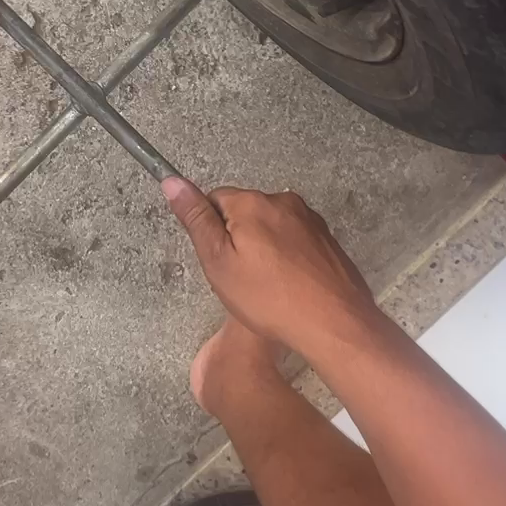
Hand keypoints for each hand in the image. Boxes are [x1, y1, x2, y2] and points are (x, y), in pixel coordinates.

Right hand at [163, 179, 380, 353]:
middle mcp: (282, 201)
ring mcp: (309, 219)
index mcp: (252, 202)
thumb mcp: (219, 261)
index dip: (211, 232)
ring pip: (270, 228)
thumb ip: (195, 218)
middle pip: (244, 213)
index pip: (214, 200)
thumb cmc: (270, 297)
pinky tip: (289, 286)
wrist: (333, 323)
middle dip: (238, 240)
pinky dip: (287, 258)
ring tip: (267, 287)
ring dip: (263, 249)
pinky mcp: (327, 239)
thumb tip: (172, 182)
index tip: (220, 260)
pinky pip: (295, 241)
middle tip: (241, 278)